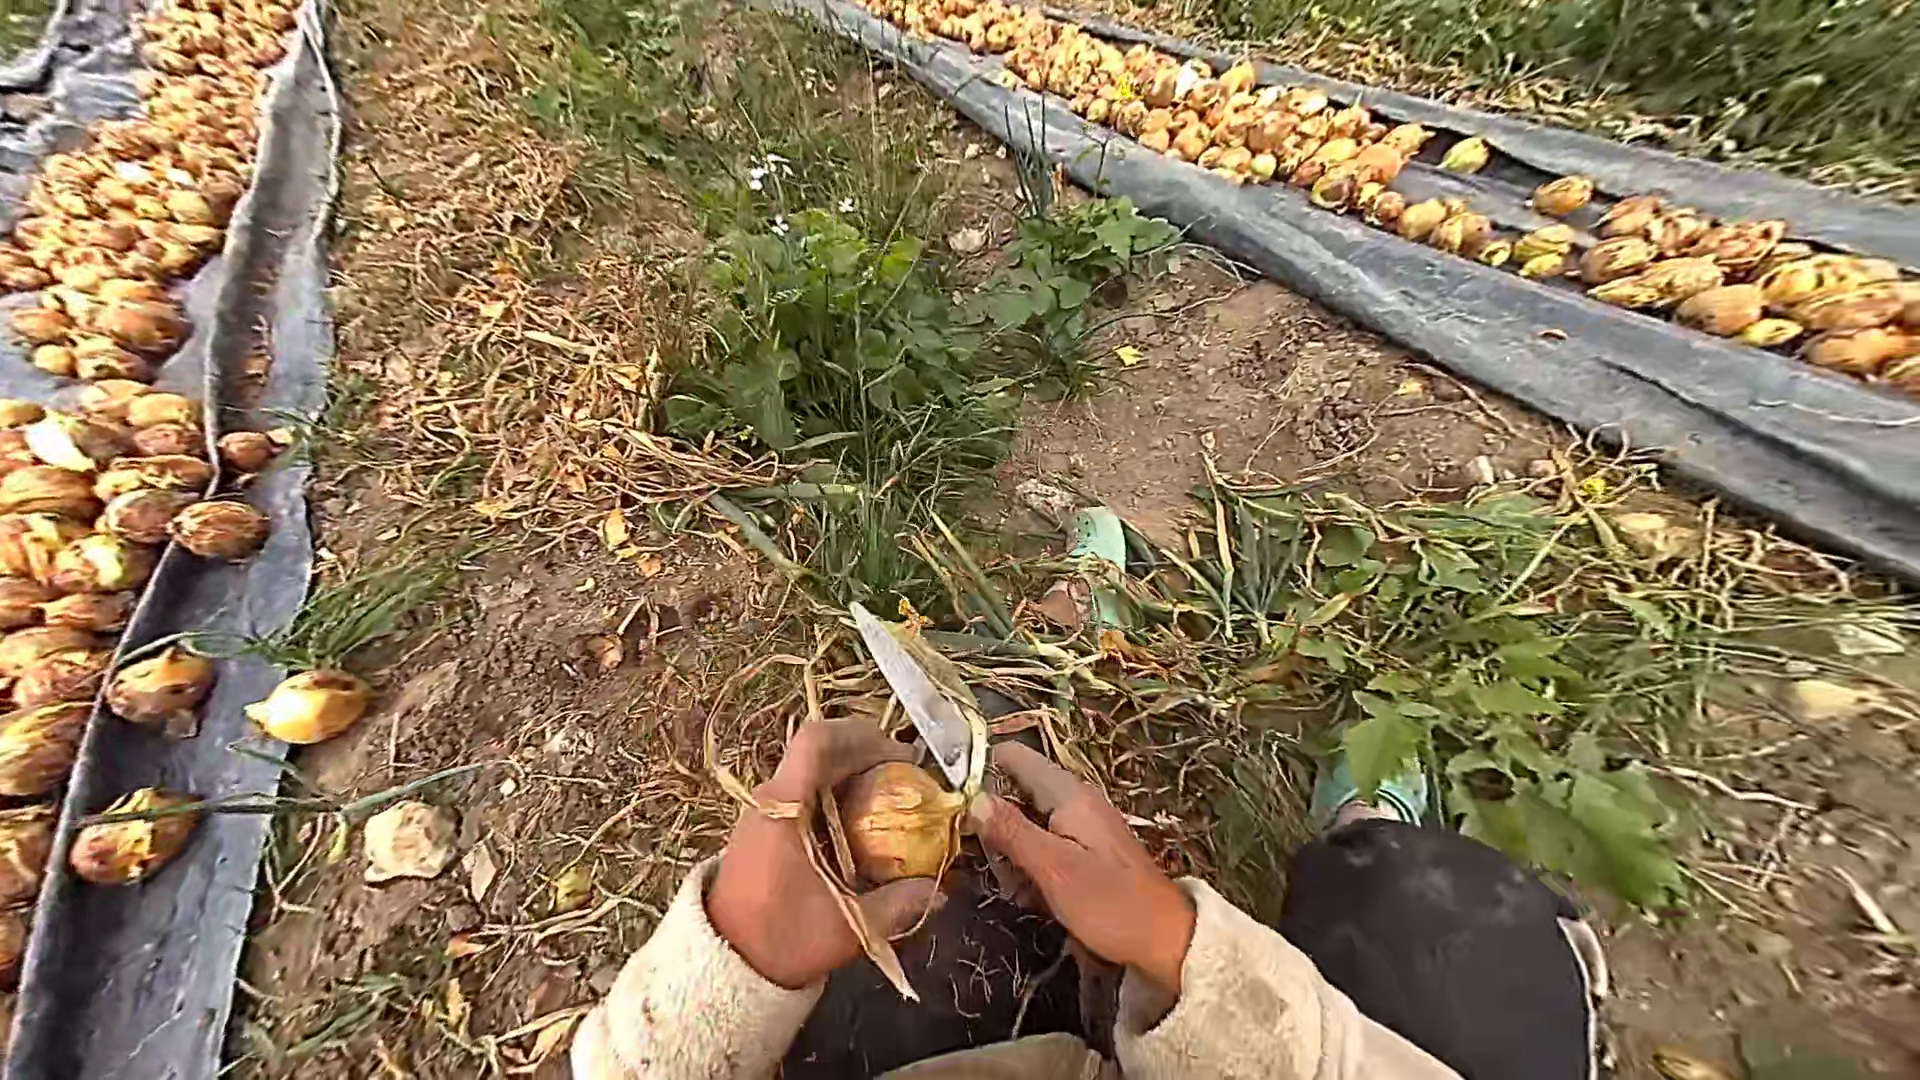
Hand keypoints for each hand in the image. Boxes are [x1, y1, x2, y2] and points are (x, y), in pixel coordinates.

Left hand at [706, 720, 943, 988]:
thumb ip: (894, 908)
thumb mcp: (842, 929)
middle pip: (822, 748)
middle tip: (906, 769)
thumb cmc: (776, 942)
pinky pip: (809, 787)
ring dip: (855, 767)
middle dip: (868, 750)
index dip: (859, 735)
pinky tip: (864, 815)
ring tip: (891, 787)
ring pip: (816, 765)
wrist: (718, 968)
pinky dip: (841, 788)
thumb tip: (939, 892)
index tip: (896, 753)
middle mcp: (773, 797)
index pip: (815, 741)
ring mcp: (768, 808)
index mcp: (783, 808)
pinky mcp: (770, 823)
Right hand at [968, 742, 1194, 995]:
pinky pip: (1044, 837)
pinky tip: (1029, 889)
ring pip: (1027, 816)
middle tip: (982, 854)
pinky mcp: (1085, 844)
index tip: (956, 800)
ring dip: (1010, 844)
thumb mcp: (1054, 868)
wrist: (1166, 940)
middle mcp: (1073, 796)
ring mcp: (1081, 820)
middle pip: (1017, 787)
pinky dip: (1030, 857)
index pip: (1014, 757)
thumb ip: (1012, 831)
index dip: (982, 770)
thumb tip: (973, 798)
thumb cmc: (1109, 902)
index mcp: (1067, 791)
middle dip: (994, 815)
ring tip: (1010, 881)